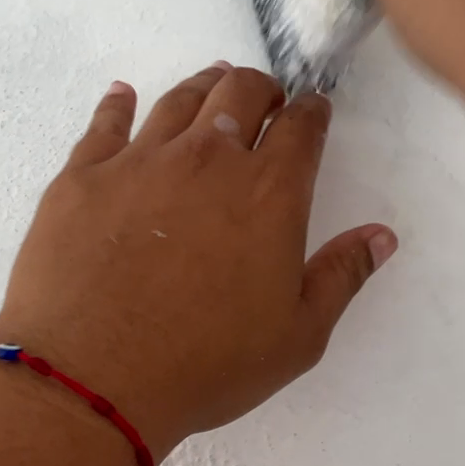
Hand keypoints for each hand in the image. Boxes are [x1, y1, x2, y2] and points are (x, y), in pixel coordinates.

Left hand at [0, 64, 395, 454]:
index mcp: (269, 193)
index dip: (313, 112)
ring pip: (179, 99)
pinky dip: (119, 104)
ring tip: (212, 86)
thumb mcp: (298, 335)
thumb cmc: (209, 364)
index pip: (301, 128)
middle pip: (241, 92)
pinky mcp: (82, 176)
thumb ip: (342, 275)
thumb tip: (382, 235)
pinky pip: (105, 122)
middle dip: (262, 88)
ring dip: (204, 86)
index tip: (314, 110)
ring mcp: (140, 161)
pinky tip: (124, 96)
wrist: (93, 379)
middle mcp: (208, 159)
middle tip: (265, 99)